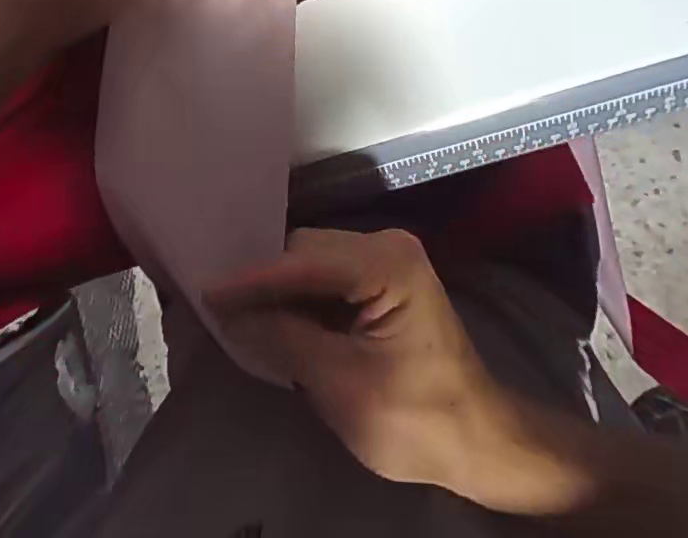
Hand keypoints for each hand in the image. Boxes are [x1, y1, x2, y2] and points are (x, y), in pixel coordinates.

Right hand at [205, 229, 540, 502]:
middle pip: (306, 251)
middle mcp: (387, 245)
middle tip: (219, 307)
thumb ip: (283, 340)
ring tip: (237, 310)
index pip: (304, 261)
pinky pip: (325, 275)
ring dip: (278, 288)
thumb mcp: (341, 386)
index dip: (253, 279)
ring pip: (311, 260)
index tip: (208, 292)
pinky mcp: (381, 276)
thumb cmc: (418, 421)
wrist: (479, 442)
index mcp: (389, 263)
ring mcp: (386, 257)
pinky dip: (298, 296)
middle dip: (263, 280)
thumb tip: (230, 314)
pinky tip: (272, 314)